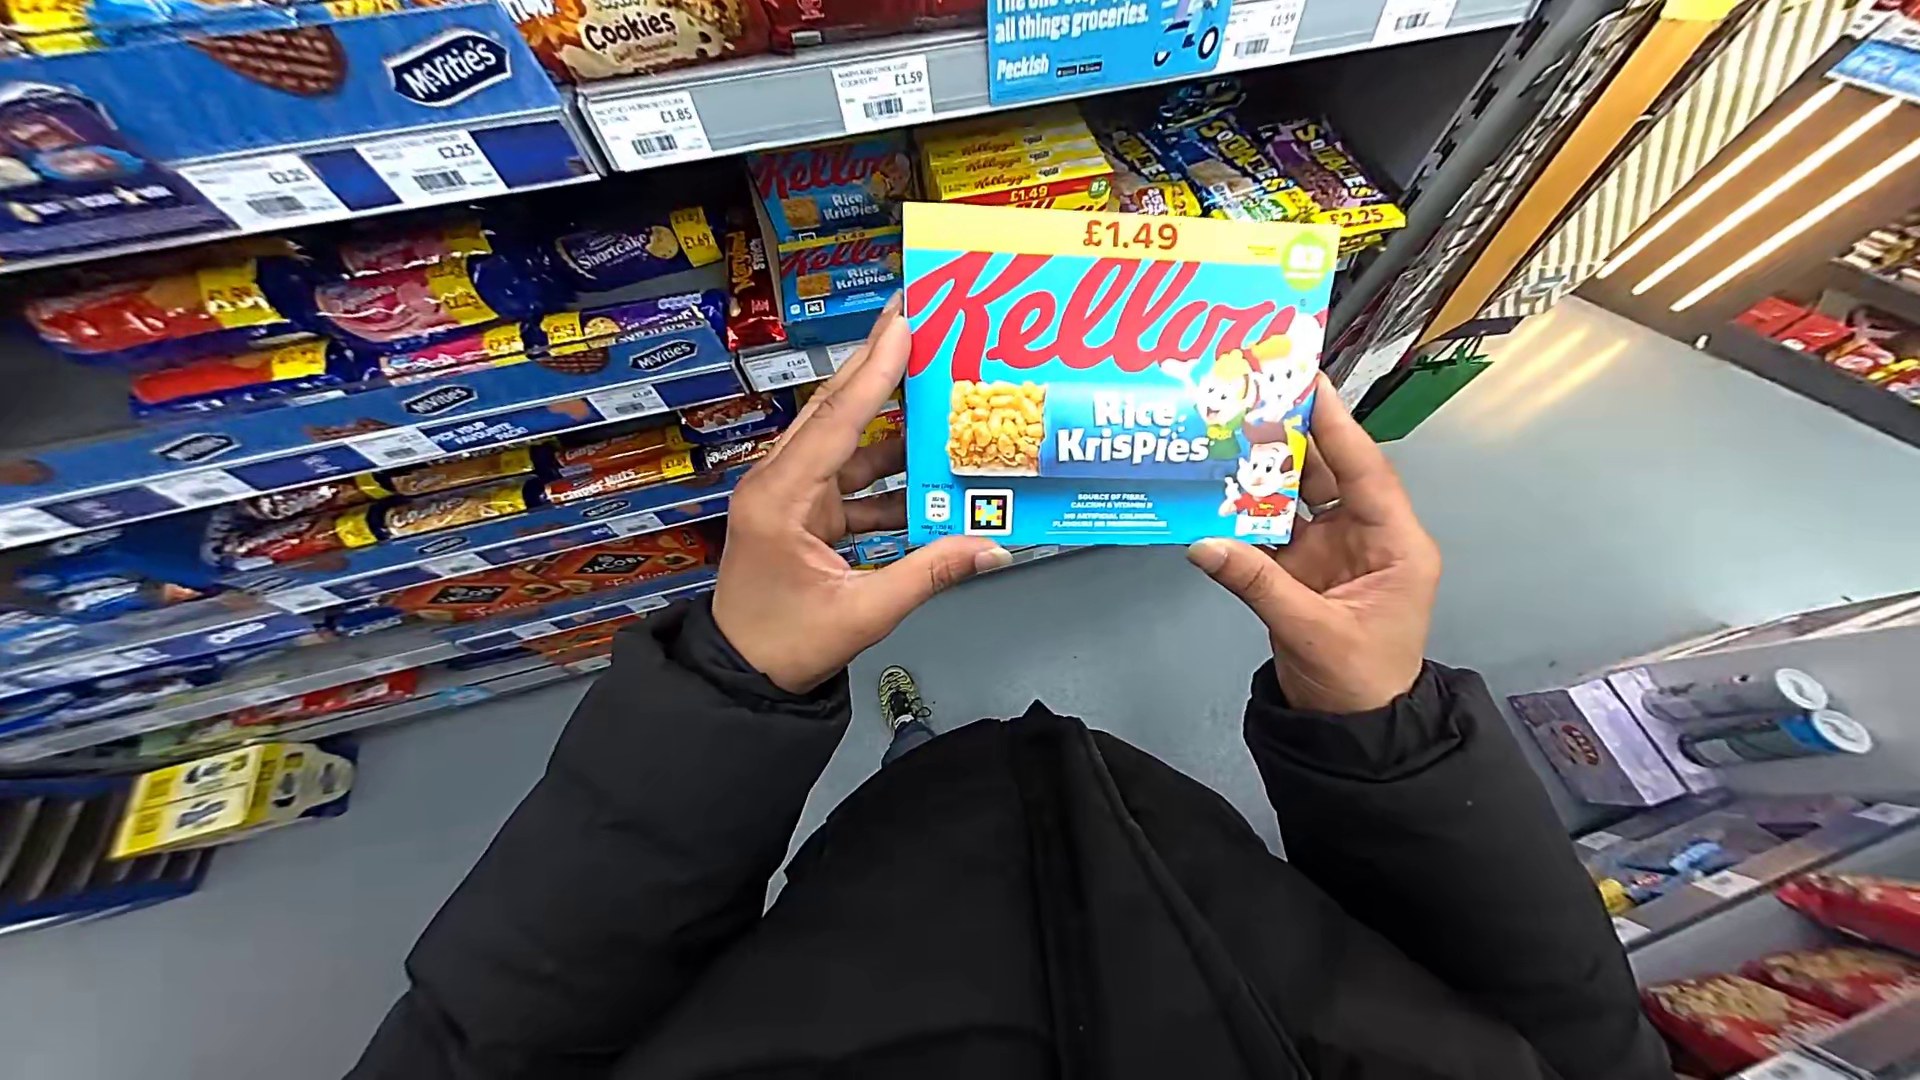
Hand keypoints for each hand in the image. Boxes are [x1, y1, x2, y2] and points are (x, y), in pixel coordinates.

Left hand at [711, 295, 1010, 692]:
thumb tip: (994, 548)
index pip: (836, 422)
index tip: (904, 324)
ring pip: (844, 445)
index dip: (874, 372)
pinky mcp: (803, 513)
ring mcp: (791, 496)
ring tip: (933, 391)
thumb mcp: (864, 613)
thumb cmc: (788, 644)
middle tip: (914, 324)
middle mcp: (780, 483)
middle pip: (833, 414)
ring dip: (887, 426)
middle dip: (874, 370)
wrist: (741, 675)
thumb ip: (929, 574)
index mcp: (781, 498)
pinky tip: (926, 473)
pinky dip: (886, 478)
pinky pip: (850, 482)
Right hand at [1186, 376, 1439, 713]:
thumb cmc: (1357, 678)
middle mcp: (1362, 536)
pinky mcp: (1297, 567)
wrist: (1348, 722)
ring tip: (1227, 439)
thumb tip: (1201, 543)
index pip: (1365, 472)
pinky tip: (1217, 493)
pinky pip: (1269, 529)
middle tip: (1252, 402)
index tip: (1308, 384)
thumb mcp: (1311, 630)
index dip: (1337, 426)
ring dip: (1263, 473)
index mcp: (1392, 544)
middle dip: (1292, 439)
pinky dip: (1243, 513)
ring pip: (1294, 498)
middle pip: (1327, 475)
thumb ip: (1257, 584)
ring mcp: (1326, 551)